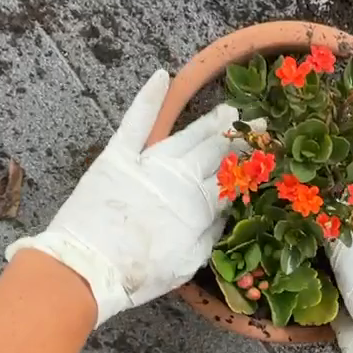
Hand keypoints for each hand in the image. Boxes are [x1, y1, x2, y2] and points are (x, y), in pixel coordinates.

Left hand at [9, 71, 235, 324]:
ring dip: (210, 122)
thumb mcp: (188, 264)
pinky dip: (148, 99)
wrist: (87, 269)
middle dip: (239, 138)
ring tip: (229, 111)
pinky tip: (162, 77)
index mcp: (198, 208)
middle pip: (215, 153)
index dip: (250, 166)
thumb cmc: (139, 275)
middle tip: (258, 125)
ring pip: (186, 136)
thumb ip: (210, 235)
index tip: (265, 154)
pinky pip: (135, 122)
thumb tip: (226, 211)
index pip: (231, 180)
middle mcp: (178, 179)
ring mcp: (148, 163)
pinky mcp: (117, 157)